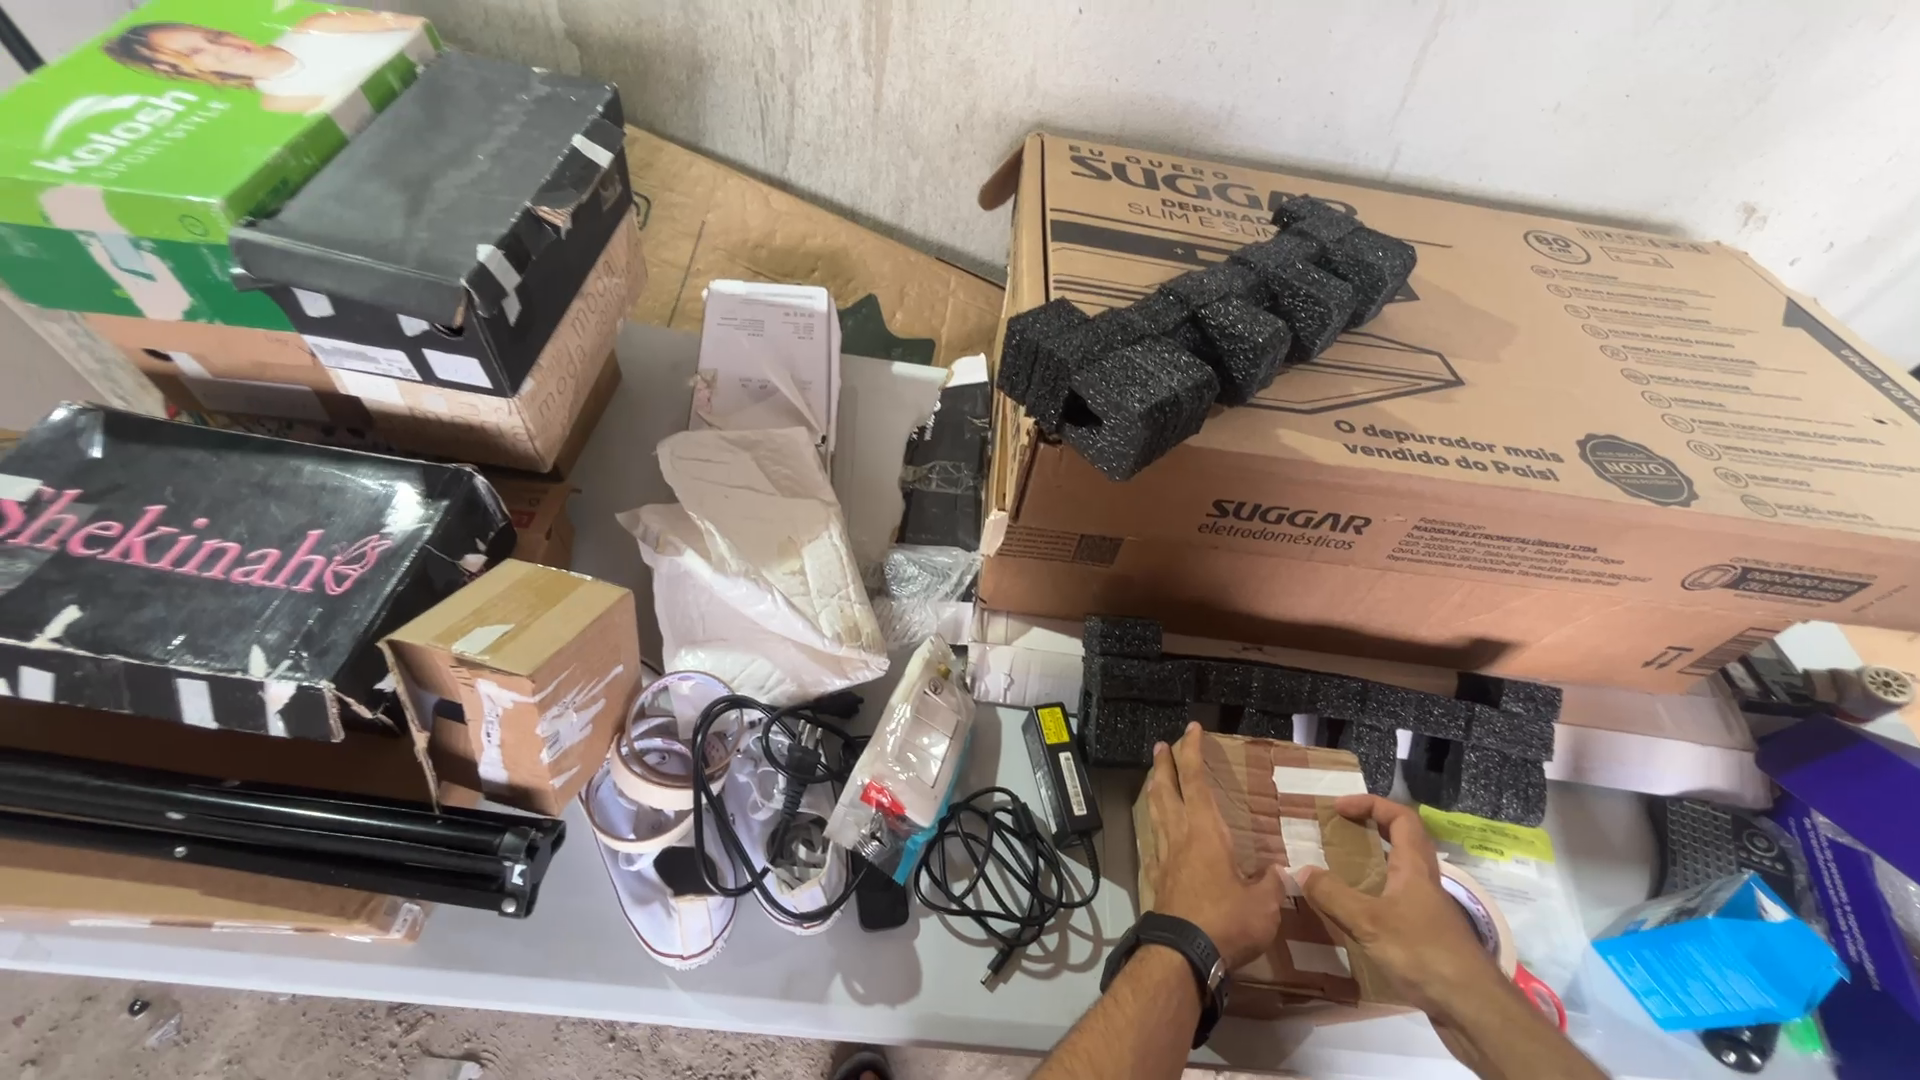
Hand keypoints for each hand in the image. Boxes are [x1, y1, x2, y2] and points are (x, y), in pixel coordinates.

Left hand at [1145, 723, 1287, 968]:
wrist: (1184, 954)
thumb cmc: (1227, 921)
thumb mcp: (1264, 902)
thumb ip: (1270, 882)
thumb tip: (1277, 871)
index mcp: (1205, 831)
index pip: (1196, 780)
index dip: (1193, 751)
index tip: (1191, 729)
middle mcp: (1180, 836)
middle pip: (1166, 789)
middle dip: (1165, 764)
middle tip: (1161, 745)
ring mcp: (1164, 857)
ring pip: (1156, 812)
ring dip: (1156, 790)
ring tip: (1156, 779)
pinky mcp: (1158, 879)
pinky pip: (1155, 842)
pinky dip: (1156, 827)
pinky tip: (1156, 834)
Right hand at [1295, 795, 1507, 1022]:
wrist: (1474, 1009)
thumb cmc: (1423, 953)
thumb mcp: (1369, 922)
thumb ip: (1333, 895)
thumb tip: (1301, 870)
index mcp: (1415, 868)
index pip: (1400, 818)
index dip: (1370, 804)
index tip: (1338, 808)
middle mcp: (1424, 882)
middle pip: (1402, 841)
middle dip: (1369, 829)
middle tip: (1337, 832)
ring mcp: (1428, 910)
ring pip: (1398, 873)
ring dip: (1370, 864)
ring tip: (1336, 870)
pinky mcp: (1427, 936)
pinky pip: (1396, 902)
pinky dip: (1373, 897)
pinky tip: (1353, 916)